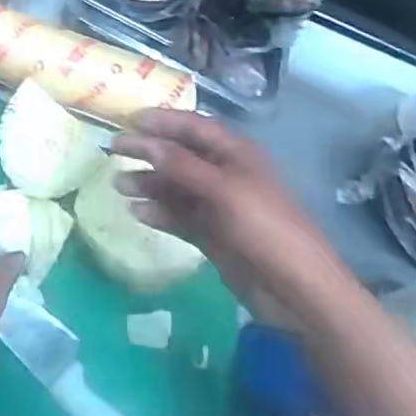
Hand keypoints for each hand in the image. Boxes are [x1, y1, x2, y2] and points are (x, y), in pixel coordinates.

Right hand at [111, 110, 356, 320]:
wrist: (301, 294)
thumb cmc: (267, 230)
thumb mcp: (223, 191)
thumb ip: (181, 165)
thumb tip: (143, 141)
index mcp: (234, 154)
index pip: (191, 126)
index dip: (160, 120)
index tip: (127, 120)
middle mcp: (223, 173)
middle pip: (178, 154)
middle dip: (147, 151)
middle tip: (113, 150)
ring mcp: (217, 205)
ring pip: (174, 186)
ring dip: (147, 183)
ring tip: (119, 186)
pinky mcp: (212, 233)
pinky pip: (178, 215)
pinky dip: (158, 212)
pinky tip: (138, 213)